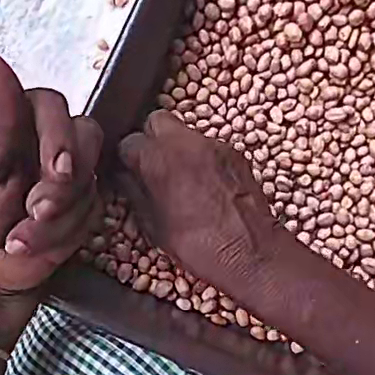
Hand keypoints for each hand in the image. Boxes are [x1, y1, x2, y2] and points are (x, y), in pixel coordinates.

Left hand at [0, 50, 102, 345]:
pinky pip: (93, 210)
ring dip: (59, 213)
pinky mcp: (84, 210)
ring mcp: (68, 180)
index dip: (58, 132)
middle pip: (84, 134)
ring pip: (91, 175)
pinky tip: (34, 247)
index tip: (52, 166)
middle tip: (36, 210)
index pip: (52, 105)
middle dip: (64, 178)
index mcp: (13, 132)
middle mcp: (45, 150)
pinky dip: (63, 233)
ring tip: (24, 237)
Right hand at [114, 111, 288, 294]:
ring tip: (178, 179)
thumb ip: (134, 192)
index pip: (128, 142)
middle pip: (156, 121)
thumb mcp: (153, 225)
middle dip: (150, 139)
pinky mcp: (234, 153)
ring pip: (185, 132)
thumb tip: (126, 179)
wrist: (248, 253)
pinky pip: (208, 146)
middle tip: (151, 165)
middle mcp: (184, 144)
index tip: (128, 170)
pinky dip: (201, 158)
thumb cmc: (200, 246)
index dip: (126, 158)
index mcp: (157, 159)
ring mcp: (213, 145)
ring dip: (176, 149)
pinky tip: (202, 184)